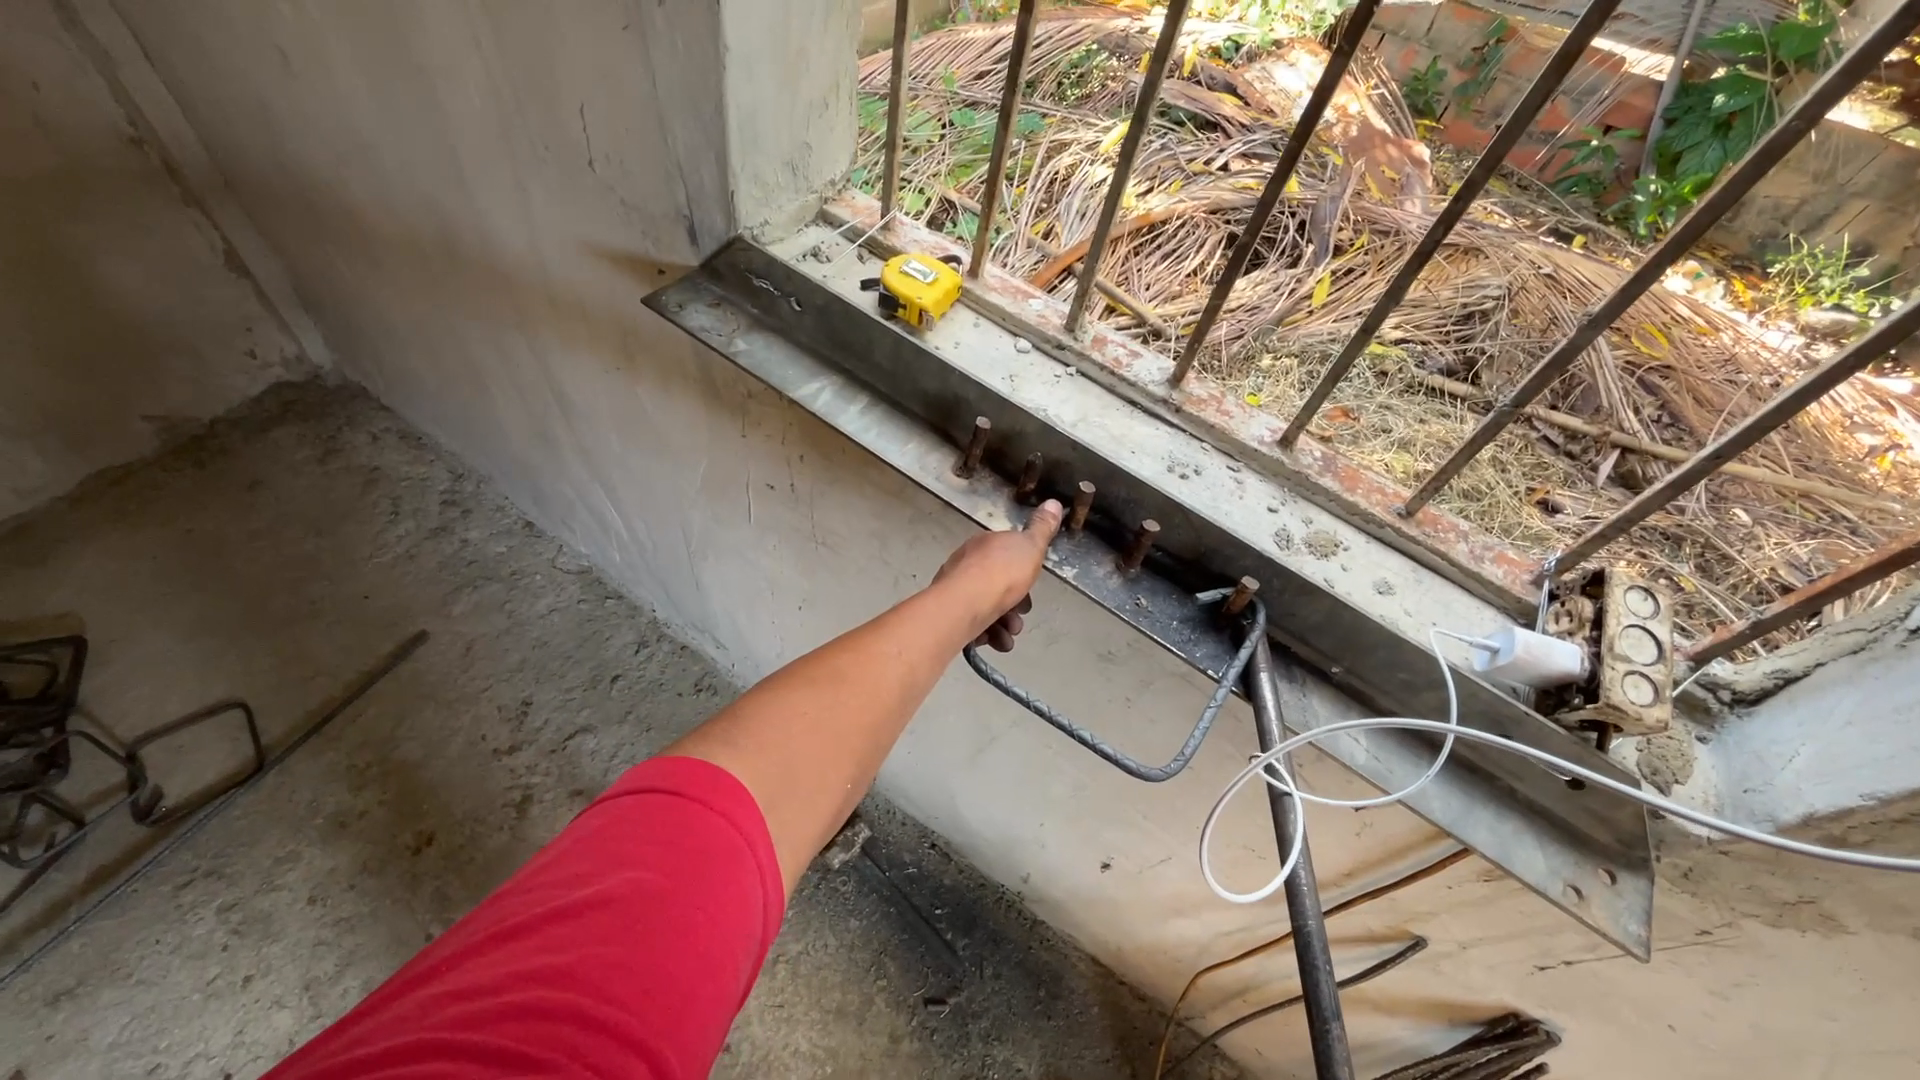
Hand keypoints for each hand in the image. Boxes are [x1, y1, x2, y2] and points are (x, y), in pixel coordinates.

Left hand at [932, 500, 1062, 651]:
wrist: (965, 603)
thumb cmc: (1001, 573)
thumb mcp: (1031, 547)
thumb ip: (1043, 528)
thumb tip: (1053, 502)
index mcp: (986, 544)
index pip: (1008, 557)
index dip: (1024, 575)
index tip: (1032, 588)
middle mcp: (967, 563)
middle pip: (999, 586)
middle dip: (1015, 605)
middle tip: (1020, 615)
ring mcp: (957, 589)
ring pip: (988, 609)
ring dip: (1004, 625)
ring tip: (1008, 634)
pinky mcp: (951, 613)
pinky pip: (975, 625)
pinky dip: (988, 635)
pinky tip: (996, 641)